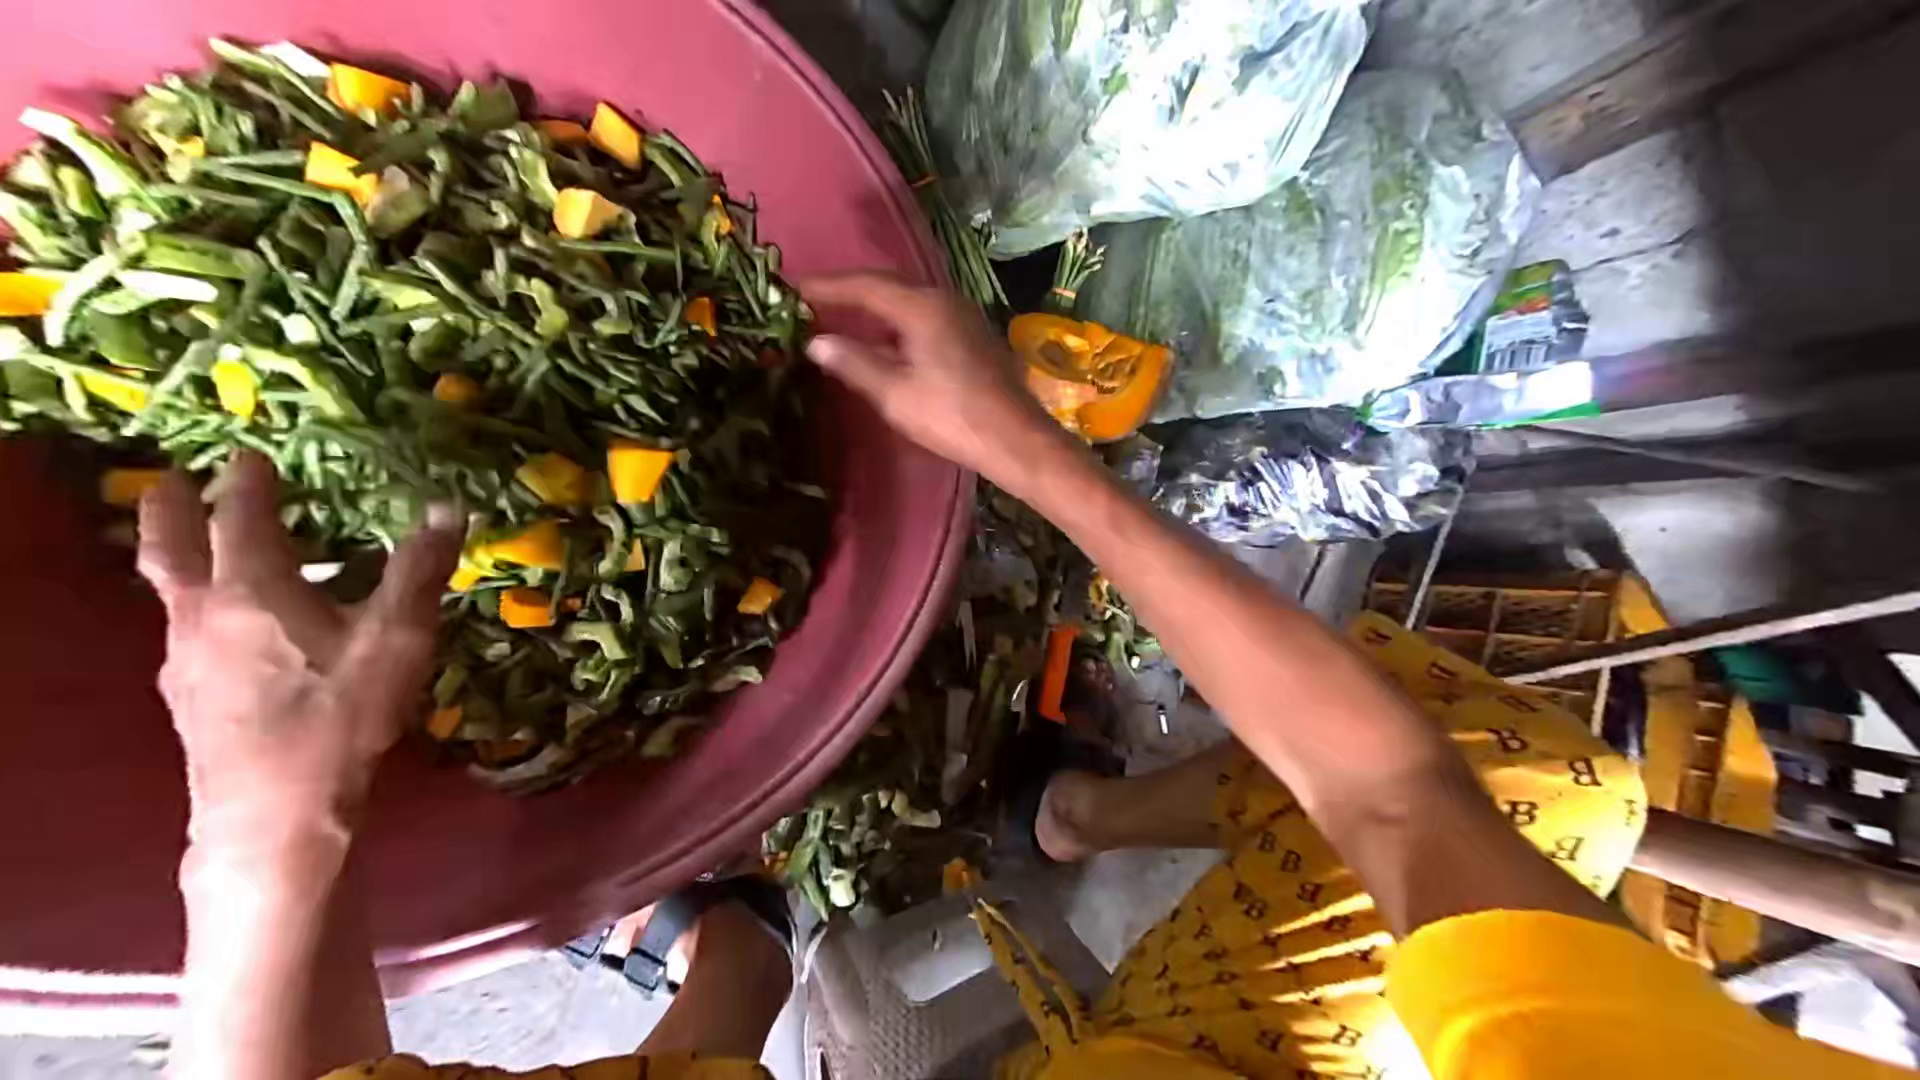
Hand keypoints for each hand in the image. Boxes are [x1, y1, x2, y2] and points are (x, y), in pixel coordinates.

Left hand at [138, 451, 460, 859]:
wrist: (275, 808)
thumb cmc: (342, 712)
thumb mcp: (397, 637)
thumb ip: (420, 570)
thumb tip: (447, 507)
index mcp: (252, 593)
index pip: (241, 521)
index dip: (246, 484)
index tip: (250, 456)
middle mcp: (203, 616)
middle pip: (171, 550)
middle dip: (169, 510)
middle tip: (170, 480)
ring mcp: (185, 658)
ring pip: (172, 592)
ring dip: (182, 557)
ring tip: (204, 547)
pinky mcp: (189, 694)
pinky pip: (186, 628)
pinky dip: (201, 602)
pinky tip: (234, 624)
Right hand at [802, 273, 1067, 479]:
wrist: (1015, 439)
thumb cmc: (952, 417)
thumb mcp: (894, 394)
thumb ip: (854, 363)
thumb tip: (817, 342)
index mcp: (921, 307)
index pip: (864, 284)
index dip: (826, 286)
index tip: (793, 289)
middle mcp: (944, 300)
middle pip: (888, 286)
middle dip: (849, 292)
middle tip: (813, 301)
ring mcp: (963, 316)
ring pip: (908, 301)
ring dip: (873, 308)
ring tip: (842, 319)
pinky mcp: (973, 336)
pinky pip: (925, 317)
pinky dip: (896, 323)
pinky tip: (885, 342)